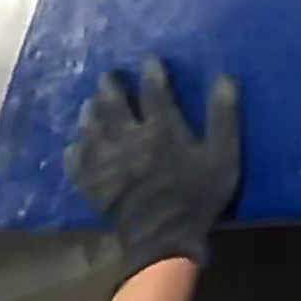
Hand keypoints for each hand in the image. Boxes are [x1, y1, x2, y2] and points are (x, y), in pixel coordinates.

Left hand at [65, 59, 239, 278]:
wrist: (163, 241)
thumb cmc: (197, 195)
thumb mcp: (223, 153)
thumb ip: (223, 114)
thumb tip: (225, 76)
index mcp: (162, 128)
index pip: (154, 91)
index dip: (151, 72)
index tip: (149, 59)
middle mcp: (129, 138)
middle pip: (114, 105)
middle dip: (111, 86)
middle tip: (108, 75)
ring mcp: (107, 163)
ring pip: (92, 128)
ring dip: (90, 111)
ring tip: (90, 102)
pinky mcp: (93, 186)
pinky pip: (78, 163)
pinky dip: (76, 150)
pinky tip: (76, 145)